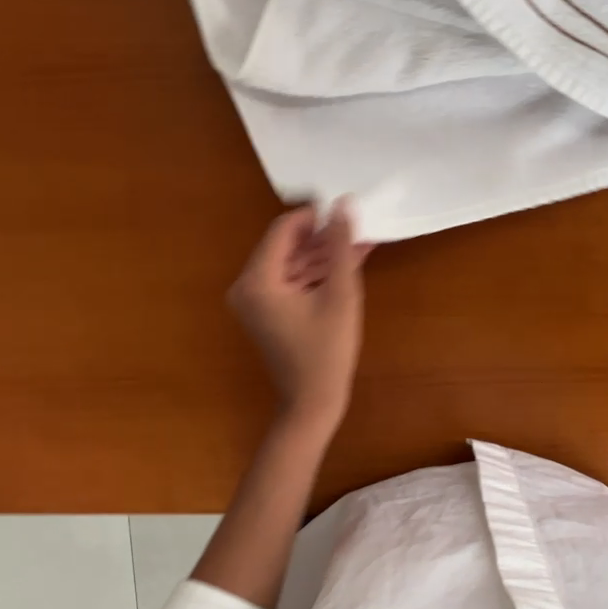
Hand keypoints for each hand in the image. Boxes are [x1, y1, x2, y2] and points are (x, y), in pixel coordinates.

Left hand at [228, 201, 370, 428]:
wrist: (313, 402)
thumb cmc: (326, 353)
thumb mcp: (340, 295)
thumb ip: (340, 247)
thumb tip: (343, 205)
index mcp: (257, 281)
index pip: (284, 230)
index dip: (314, 216)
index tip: (345, 208)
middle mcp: (247, 286)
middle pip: (287, 246)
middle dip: (322, 237)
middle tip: (357, 226)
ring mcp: (255, 301)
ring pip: (292, 263)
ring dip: (323, 255)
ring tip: (360, 243)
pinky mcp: (267, 312)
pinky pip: (291, 282)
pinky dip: (315, 275)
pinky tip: (347, 265)